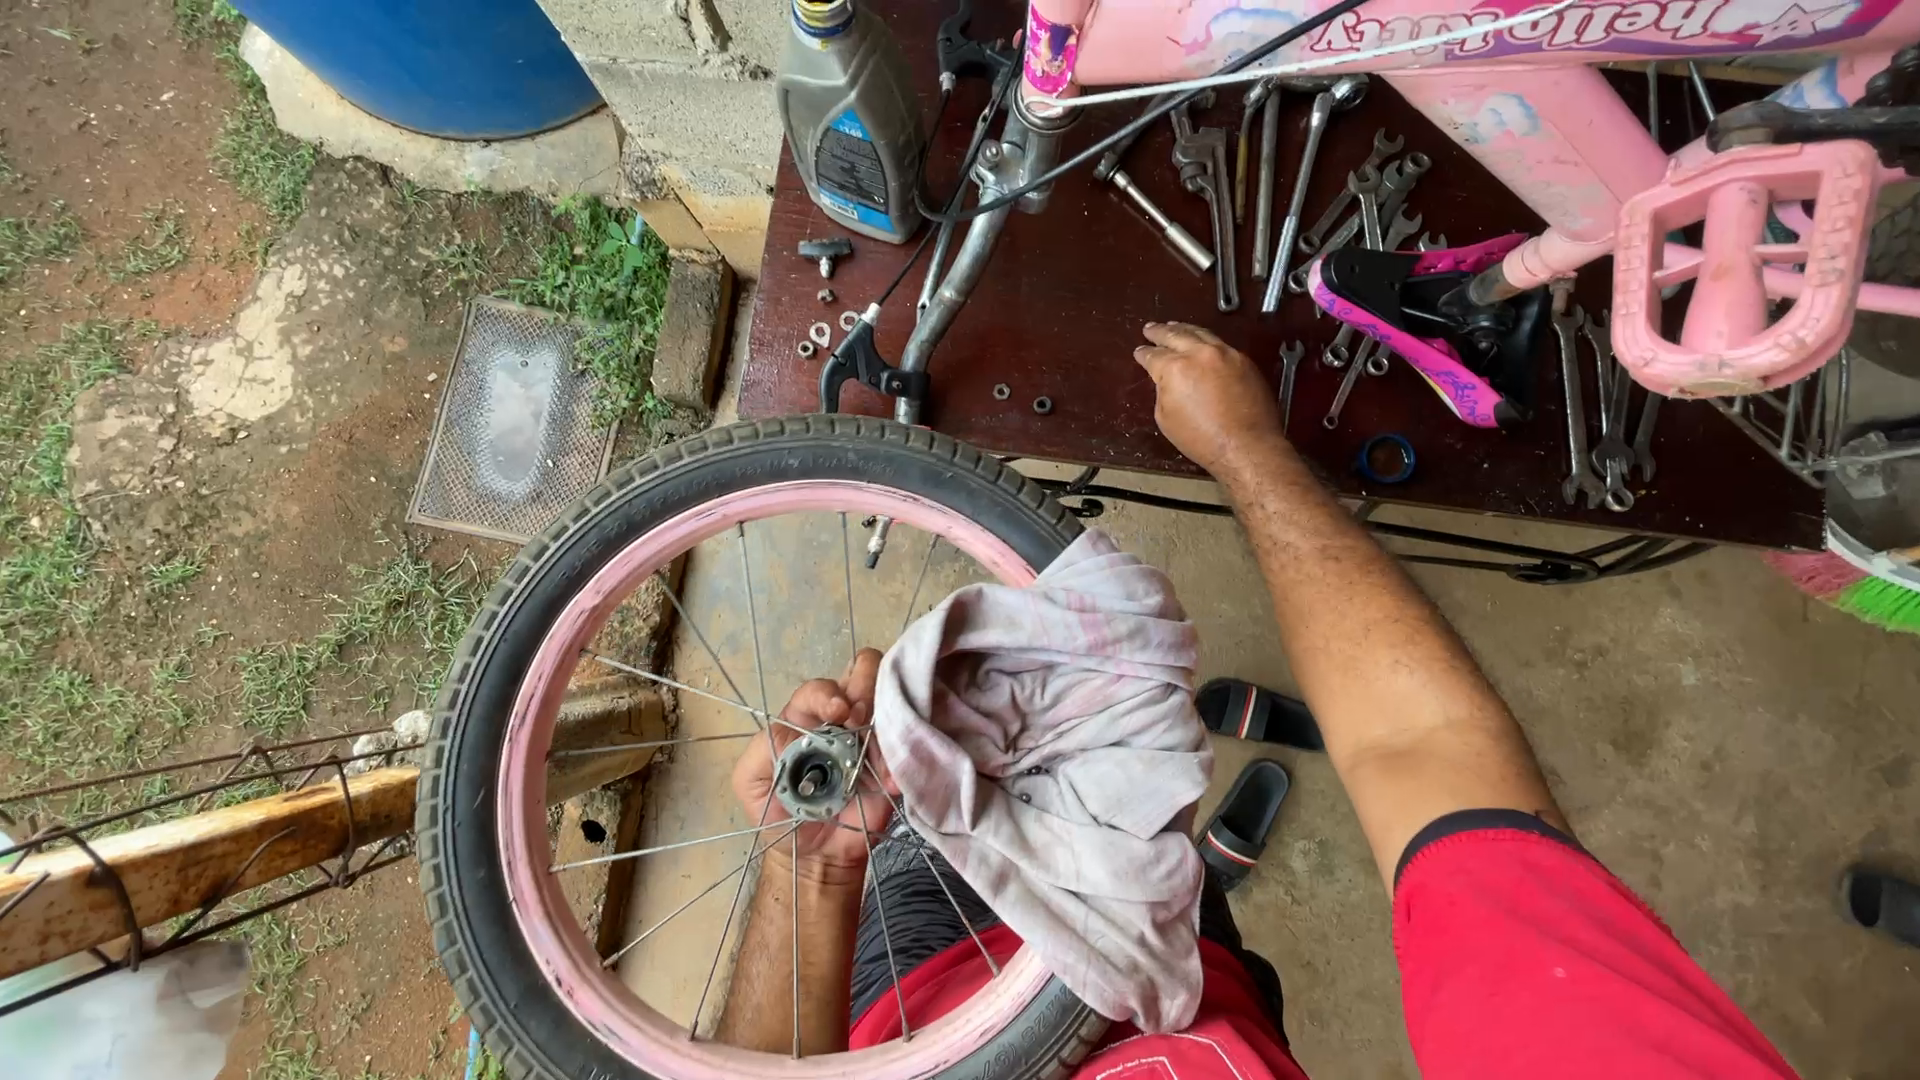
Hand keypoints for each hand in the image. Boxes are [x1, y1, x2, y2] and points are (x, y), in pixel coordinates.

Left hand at [730, 648, 893, 874]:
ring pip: (893, 696)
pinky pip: (909, 742)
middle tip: (861, 720)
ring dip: (889, 716)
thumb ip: (762, 751)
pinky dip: (901, 757)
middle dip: (866, 688)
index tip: (839, 712)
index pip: (820, 687)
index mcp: (808, 716)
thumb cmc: (780, 813)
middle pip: (865, 672)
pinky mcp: (895, 760)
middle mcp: (845, 718)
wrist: (816, 856)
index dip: (829, 693)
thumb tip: (795, 732)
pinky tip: (889, 781)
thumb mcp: (752, 782)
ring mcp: (874, 735)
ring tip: (877, 756)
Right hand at [1133, 322, 1284, 475]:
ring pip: (1200, 333)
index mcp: (1175, 368)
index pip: (1153, 355)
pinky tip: (1201, 342)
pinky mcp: (1243, 360)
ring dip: (1183, 329)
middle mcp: (1199, 354)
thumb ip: (1163, 391)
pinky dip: (1205, 339)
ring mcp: (1224, 353)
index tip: (1140, 352)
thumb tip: (1167, 380)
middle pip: (1175, 334)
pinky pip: (1219, 343)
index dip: (1144, 354)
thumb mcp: (1166, 418)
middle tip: (1150, 329)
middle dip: (1160, 332)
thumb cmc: (1202, 438)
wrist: (1245, 444)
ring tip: (1173, 326)